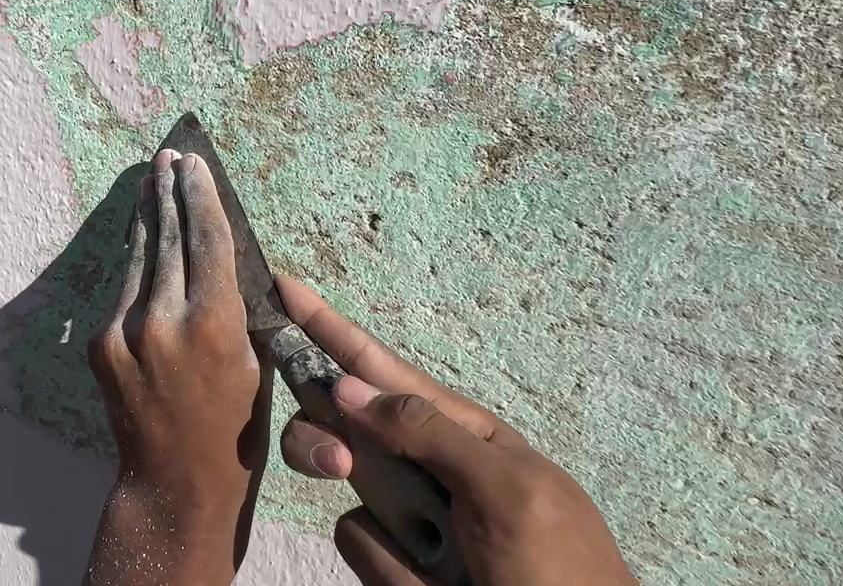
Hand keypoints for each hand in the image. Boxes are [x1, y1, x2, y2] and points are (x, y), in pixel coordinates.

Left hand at [82, 149, 269, 585]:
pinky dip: (135, 259)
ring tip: (151, 179)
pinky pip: (123, 288)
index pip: (207, 240)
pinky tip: (139, 233)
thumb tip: (218, 252)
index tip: (195, 163)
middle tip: (169, 155)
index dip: (202, 196)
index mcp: (213, 324)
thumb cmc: (234, 427)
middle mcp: (163, 319)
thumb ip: (235, 306)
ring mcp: (124, 330)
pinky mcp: (100, 341)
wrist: (173, 481)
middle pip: (168, 237)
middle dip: (169, 192)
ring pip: (139, 256)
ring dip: (145, 215)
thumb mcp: (254, 363)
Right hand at [275, 277, 633, 585]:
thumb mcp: (508, 493)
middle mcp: (418, 462)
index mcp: (454, 429)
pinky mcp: (395, 563)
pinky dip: (391, 571)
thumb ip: (427, 431)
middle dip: (321, 436)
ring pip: (343, 491)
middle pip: (339, 422)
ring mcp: (405, 515)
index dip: (328, 325)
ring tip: (426, 570)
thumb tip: (343, 386)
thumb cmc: (560, 573)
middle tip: (337, 465)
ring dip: (379, 528)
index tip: (282, 285)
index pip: (378, 365)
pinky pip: (360, 544)